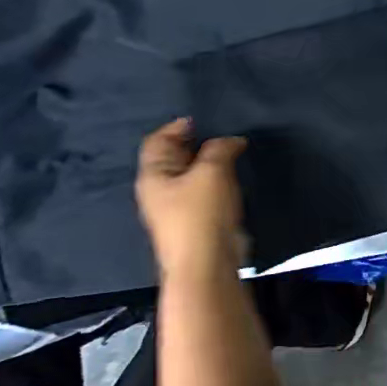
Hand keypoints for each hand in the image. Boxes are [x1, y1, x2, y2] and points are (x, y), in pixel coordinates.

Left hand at [136, 118, 248, 277]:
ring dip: (209, 164)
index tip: (206, 120)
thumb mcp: (212, 172)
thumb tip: (230, 140)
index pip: (158, 140)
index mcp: (153, 175)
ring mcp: (175, 208)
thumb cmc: (202, 214)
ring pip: (190, 176)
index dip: (178, 126)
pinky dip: (216, 182)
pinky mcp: (194, 222)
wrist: (207, 265)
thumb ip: (220, 149)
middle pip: (173, 157)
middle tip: (225, 135)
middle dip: (197, 144)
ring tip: (233, 155)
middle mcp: (159, 190)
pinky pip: (203, 193)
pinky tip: (233, 181)